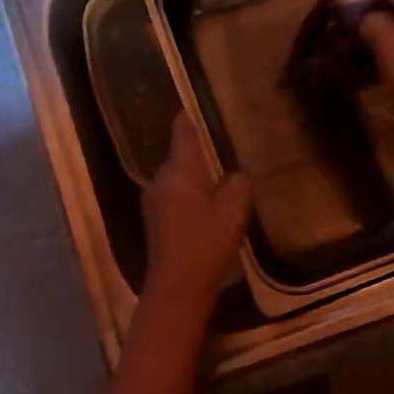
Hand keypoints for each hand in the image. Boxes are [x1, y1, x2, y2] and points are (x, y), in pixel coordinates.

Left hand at [142, 114, 252, 302]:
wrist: (177, 287)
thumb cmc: (206, 242)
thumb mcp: (234, 210)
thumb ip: (239, 183)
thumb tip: (237, 174)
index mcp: (178, 169)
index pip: (182, 129)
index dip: (193, 115)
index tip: (206, 105)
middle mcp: (160, 179)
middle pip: (181, 154)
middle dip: (203, 150)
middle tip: (229, 147)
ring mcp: (154, 201)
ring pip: (179, 178)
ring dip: (198, 176)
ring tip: (224, 178)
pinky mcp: (156, 221)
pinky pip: (175, 196)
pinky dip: (192, 196)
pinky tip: (210, 208)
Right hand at [339, 0, 393, 140]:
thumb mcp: (388, 41)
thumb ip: (369, 21)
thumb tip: (354, 16)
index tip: (341, 2)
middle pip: (390, 0)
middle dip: (361, 7)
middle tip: (338, 19)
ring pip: (387, 24)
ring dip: (362, 29)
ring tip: (340, 40)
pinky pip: (388, 46)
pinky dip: (369, 49)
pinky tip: (351, 61)